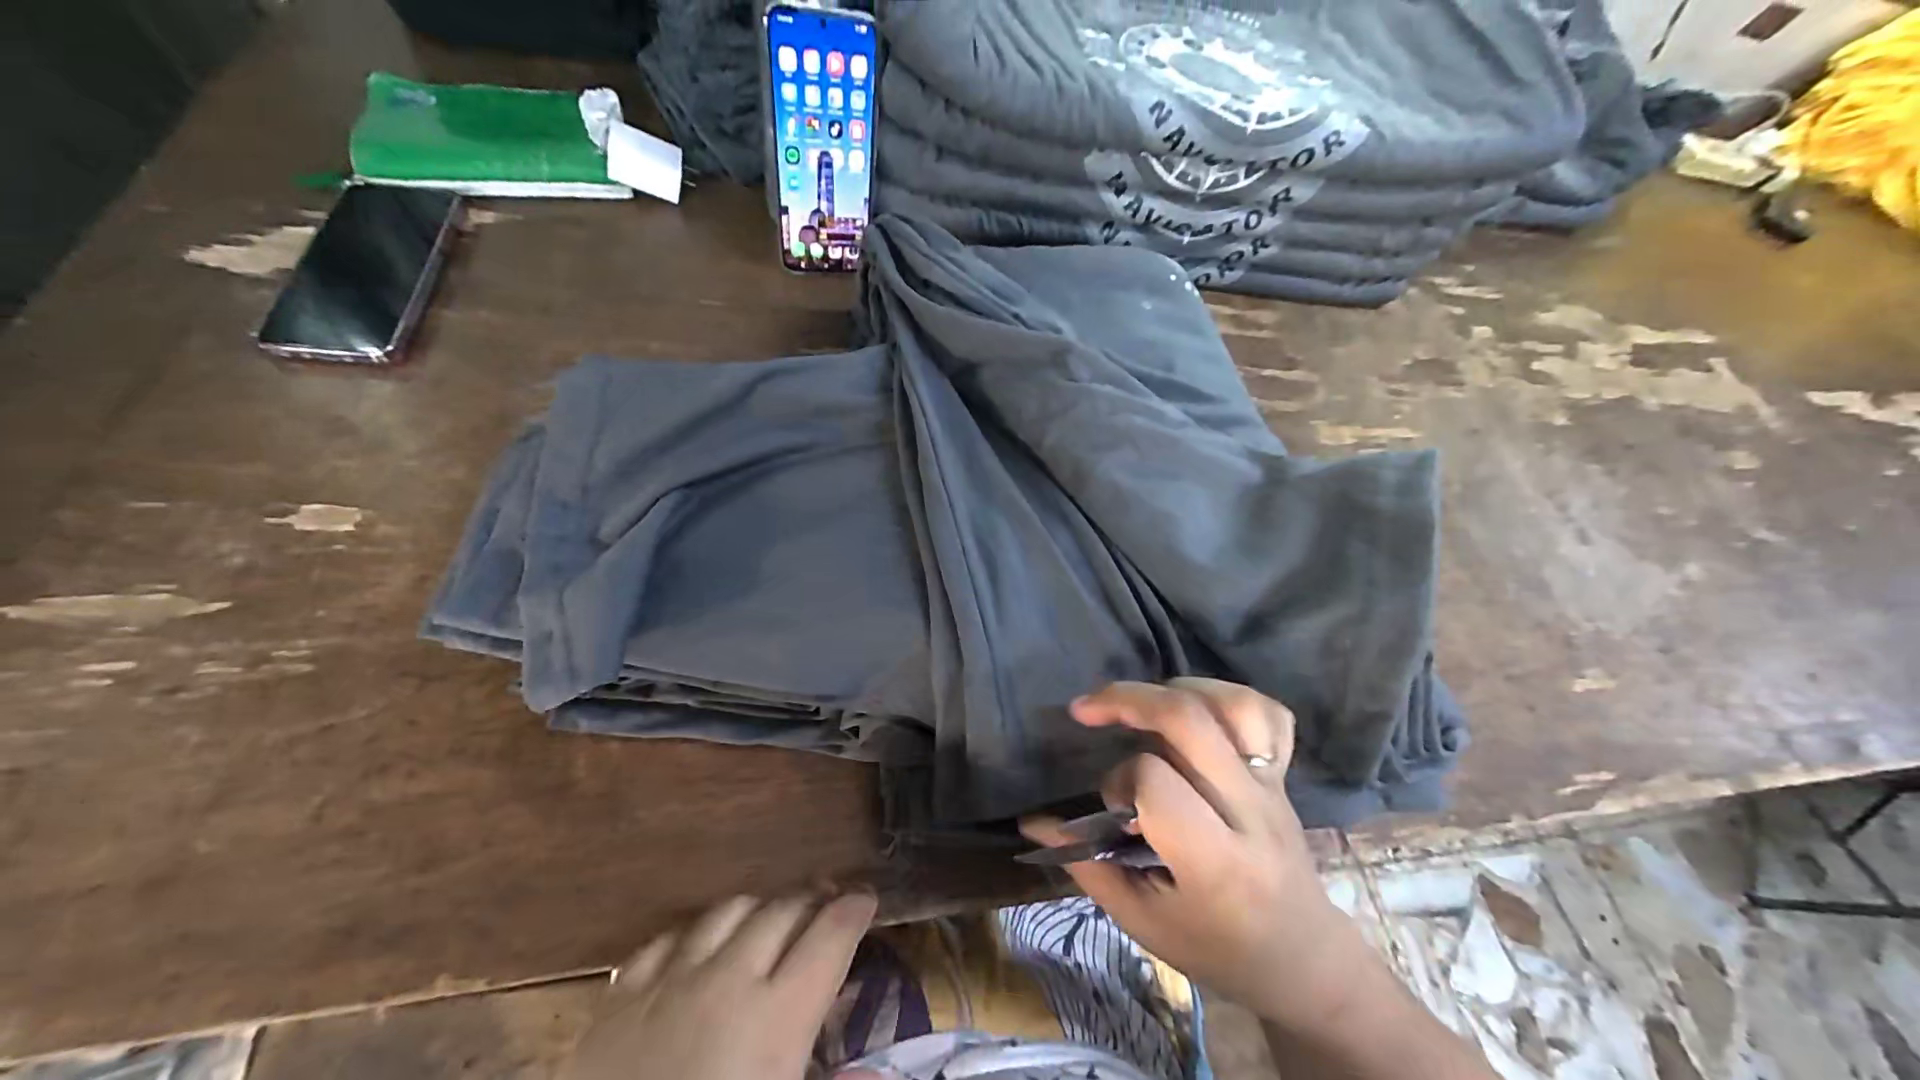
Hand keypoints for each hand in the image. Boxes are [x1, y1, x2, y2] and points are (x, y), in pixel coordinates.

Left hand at [559, 892, 876, 1079]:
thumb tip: (878, 1074)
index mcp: (777, 1018)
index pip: (830, 938)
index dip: (854, 910)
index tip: (866, 897)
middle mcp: (728, 980)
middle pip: (783, 911)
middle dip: (813, 901)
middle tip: (827, 905)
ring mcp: (669, 982)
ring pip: (728, 910)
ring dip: (759, 909)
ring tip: (770, 920)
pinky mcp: (619, 998)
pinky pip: (668, 938)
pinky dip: (695, 933)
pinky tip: (700, 947)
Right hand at [1021, 679, 1367, 1028]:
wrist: (1303, 961)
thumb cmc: (1217, 948)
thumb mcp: (1143, 921)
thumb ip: (1088, 865)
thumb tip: (1033, 822)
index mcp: (1214, 860)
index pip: (1156, 780)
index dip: (1120, 779)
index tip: (1114, 806)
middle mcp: (1247, 811)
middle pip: (1189, 721)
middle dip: (1127, 699)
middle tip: (1086, 708)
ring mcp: (1271, 787)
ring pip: (1234, 706)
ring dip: (1177, 690)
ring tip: (1144, 703)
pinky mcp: (1284, 776)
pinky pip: (1269, 715)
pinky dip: (1228, 697)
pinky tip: (1196, 707)